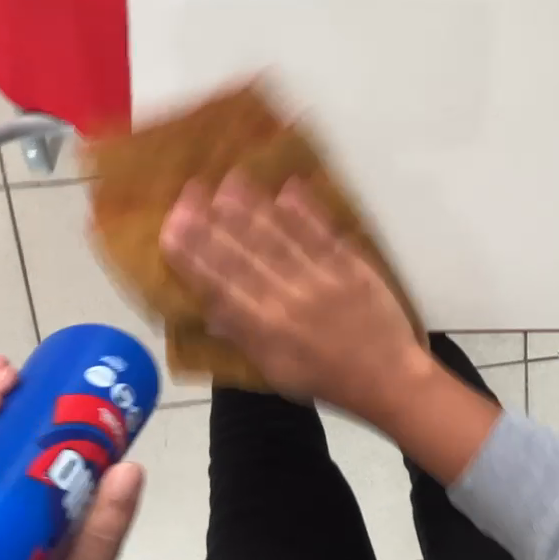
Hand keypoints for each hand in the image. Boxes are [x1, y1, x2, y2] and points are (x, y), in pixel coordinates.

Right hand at [159, 175, 433, 421]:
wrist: (389, 379)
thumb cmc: (327, 379)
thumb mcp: (277, 373)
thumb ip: (244, 338)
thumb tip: (208, 311)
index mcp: (266, 330)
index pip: (220, 287)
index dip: (193, 257)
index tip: (170, 228)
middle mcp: (289, 301)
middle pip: (244, 256)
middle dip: (213, 223)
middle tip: (188, 191)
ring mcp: (322, 280)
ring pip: (281, 238)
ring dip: (253, 207)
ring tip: (229, 179)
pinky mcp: (353, 267)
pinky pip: (324, 234)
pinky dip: (306, 211)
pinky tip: (288, 188)